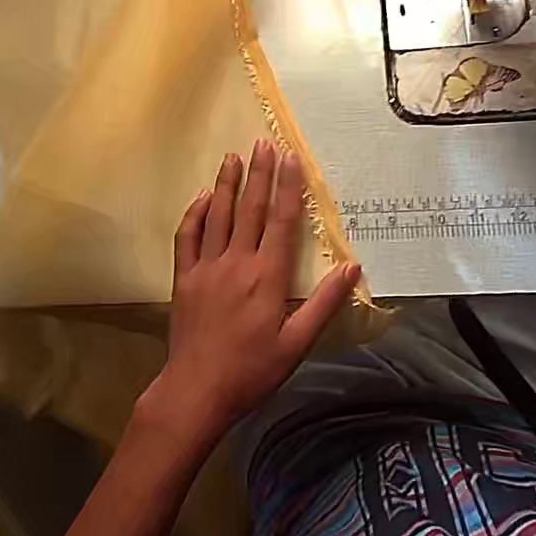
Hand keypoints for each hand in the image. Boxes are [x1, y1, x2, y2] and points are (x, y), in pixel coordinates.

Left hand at [140, 140, 359, 442]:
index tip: (291, 157)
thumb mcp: (297, 343)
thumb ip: (324, 303)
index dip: (287, 186)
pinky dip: (195, 214)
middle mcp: (236, 262)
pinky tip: (202, 198)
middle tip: (264, 142)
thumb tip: (352, 267)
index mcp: (267, 275)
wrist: (196, 392)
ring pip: (218, 215)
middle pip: (250, 208)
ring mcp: (206, 268)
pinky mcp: (184, 279)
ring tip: (233, 156)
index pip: (281, 220)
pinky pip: (187, 238)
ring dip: (227, 184)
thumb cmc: (252, 370)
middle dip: (259, 173)